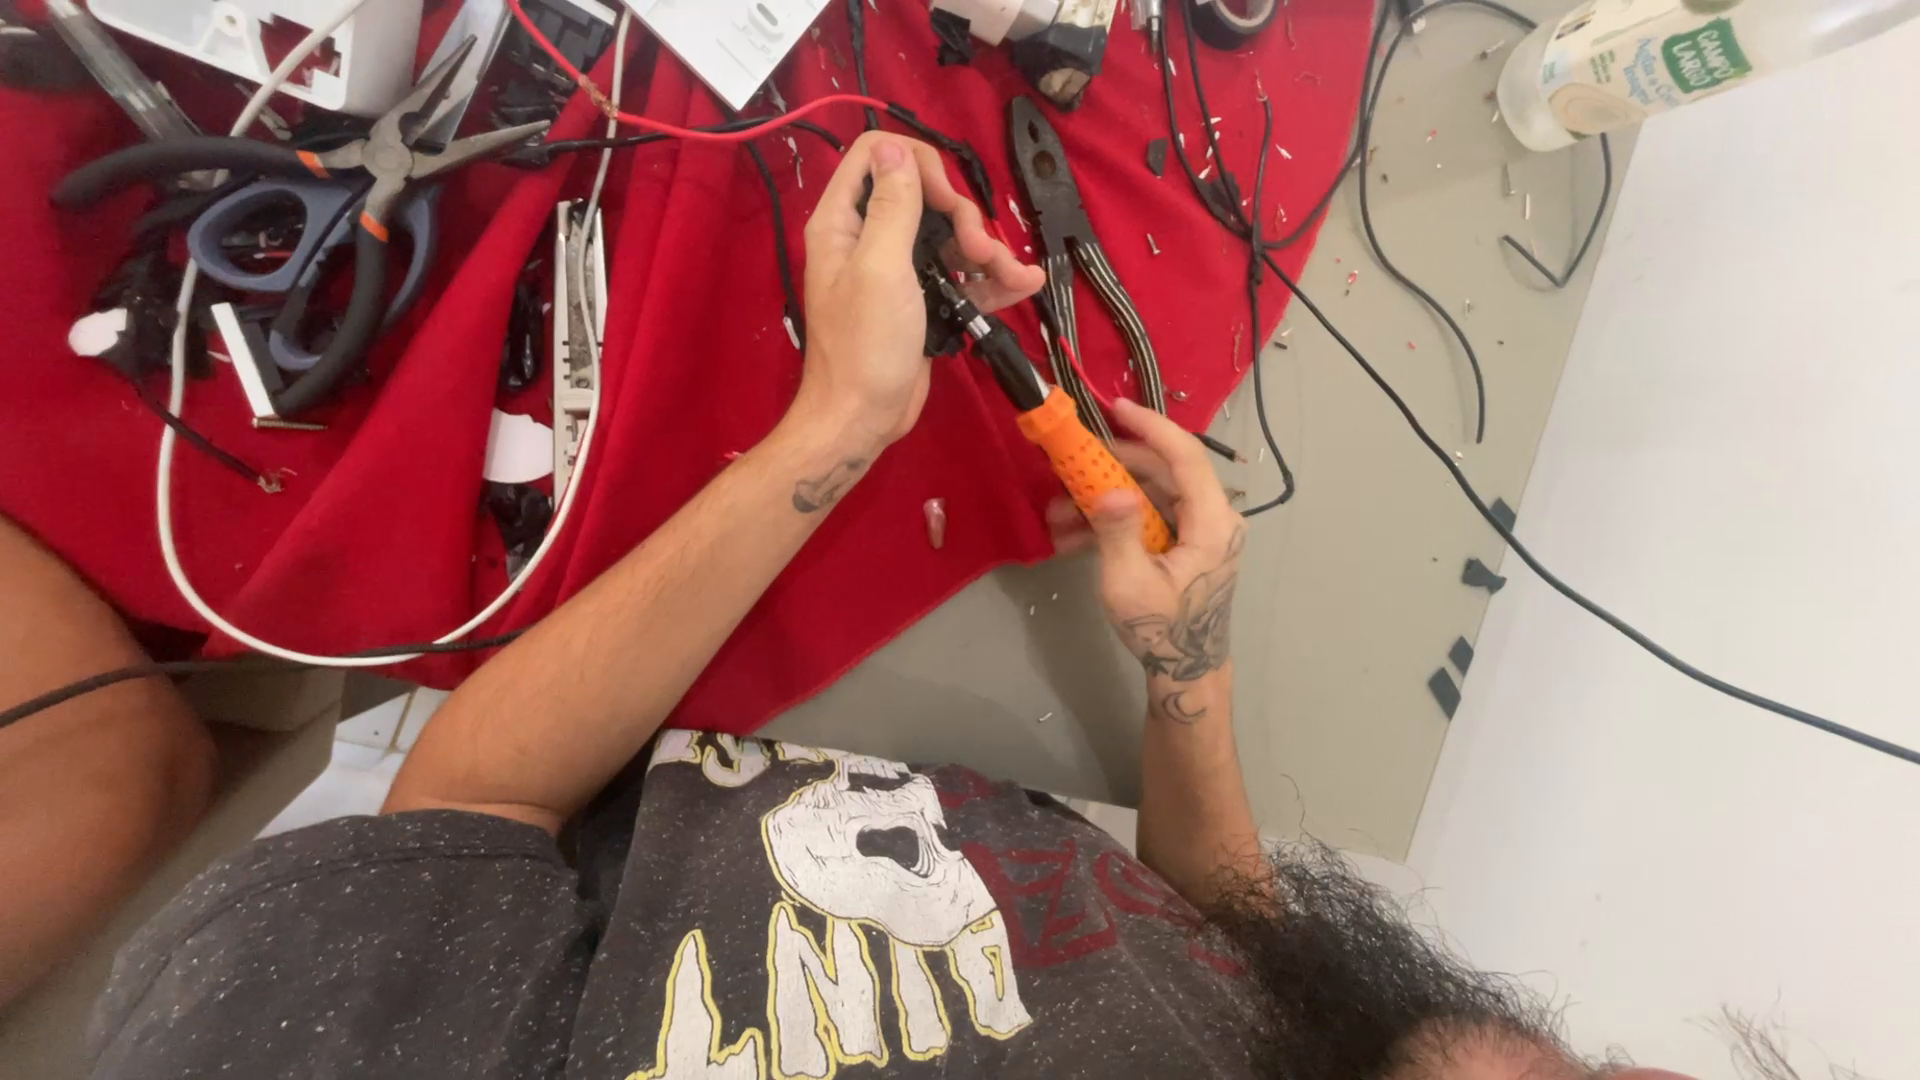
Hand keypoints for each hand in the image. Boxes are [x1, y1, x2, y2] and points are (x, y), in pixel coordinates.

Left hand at [798, 132, 1045, 447]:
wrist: (864, 418)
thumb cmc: (865, 346)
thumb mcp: (879, 269)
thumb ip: (892, 207)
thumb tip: (895, 147)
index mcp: (844, 222)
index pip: (878, 155)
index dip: (919, 164)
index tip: (945, 201)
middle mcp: (869, 238)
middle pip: (926, 197)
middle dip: (963, 218)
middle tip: (979, 252)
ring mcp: (899, 272)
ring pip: (950, 239)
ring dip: (988, 253)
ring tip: (1017, 278)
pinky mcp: (923, 303)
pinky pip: (961, 278)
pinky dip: (991, 282)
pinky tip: (1023, 285)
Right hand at [1048, 400, 1245, 723]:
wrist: (1185, 670)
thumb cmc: (1162, 631)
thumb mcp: (1130, 584)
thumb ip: (1118, 533)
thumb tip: (1108, 489)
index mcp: (1212, 522)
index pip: (1185, 456)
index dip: (1151, 427)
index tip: (1114, 408)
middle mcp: (1212, 517)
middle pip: (1161, 471)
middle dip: (1109, 469)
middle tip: (1067, 469)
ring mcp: (1198, 529)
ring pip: (1149, 493)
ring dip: (1102, 499)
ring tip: (1057, 516)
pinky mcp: (1184, 542)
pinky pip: (1147, 516)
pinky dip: (1112, 520)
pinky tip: (1073, 536)